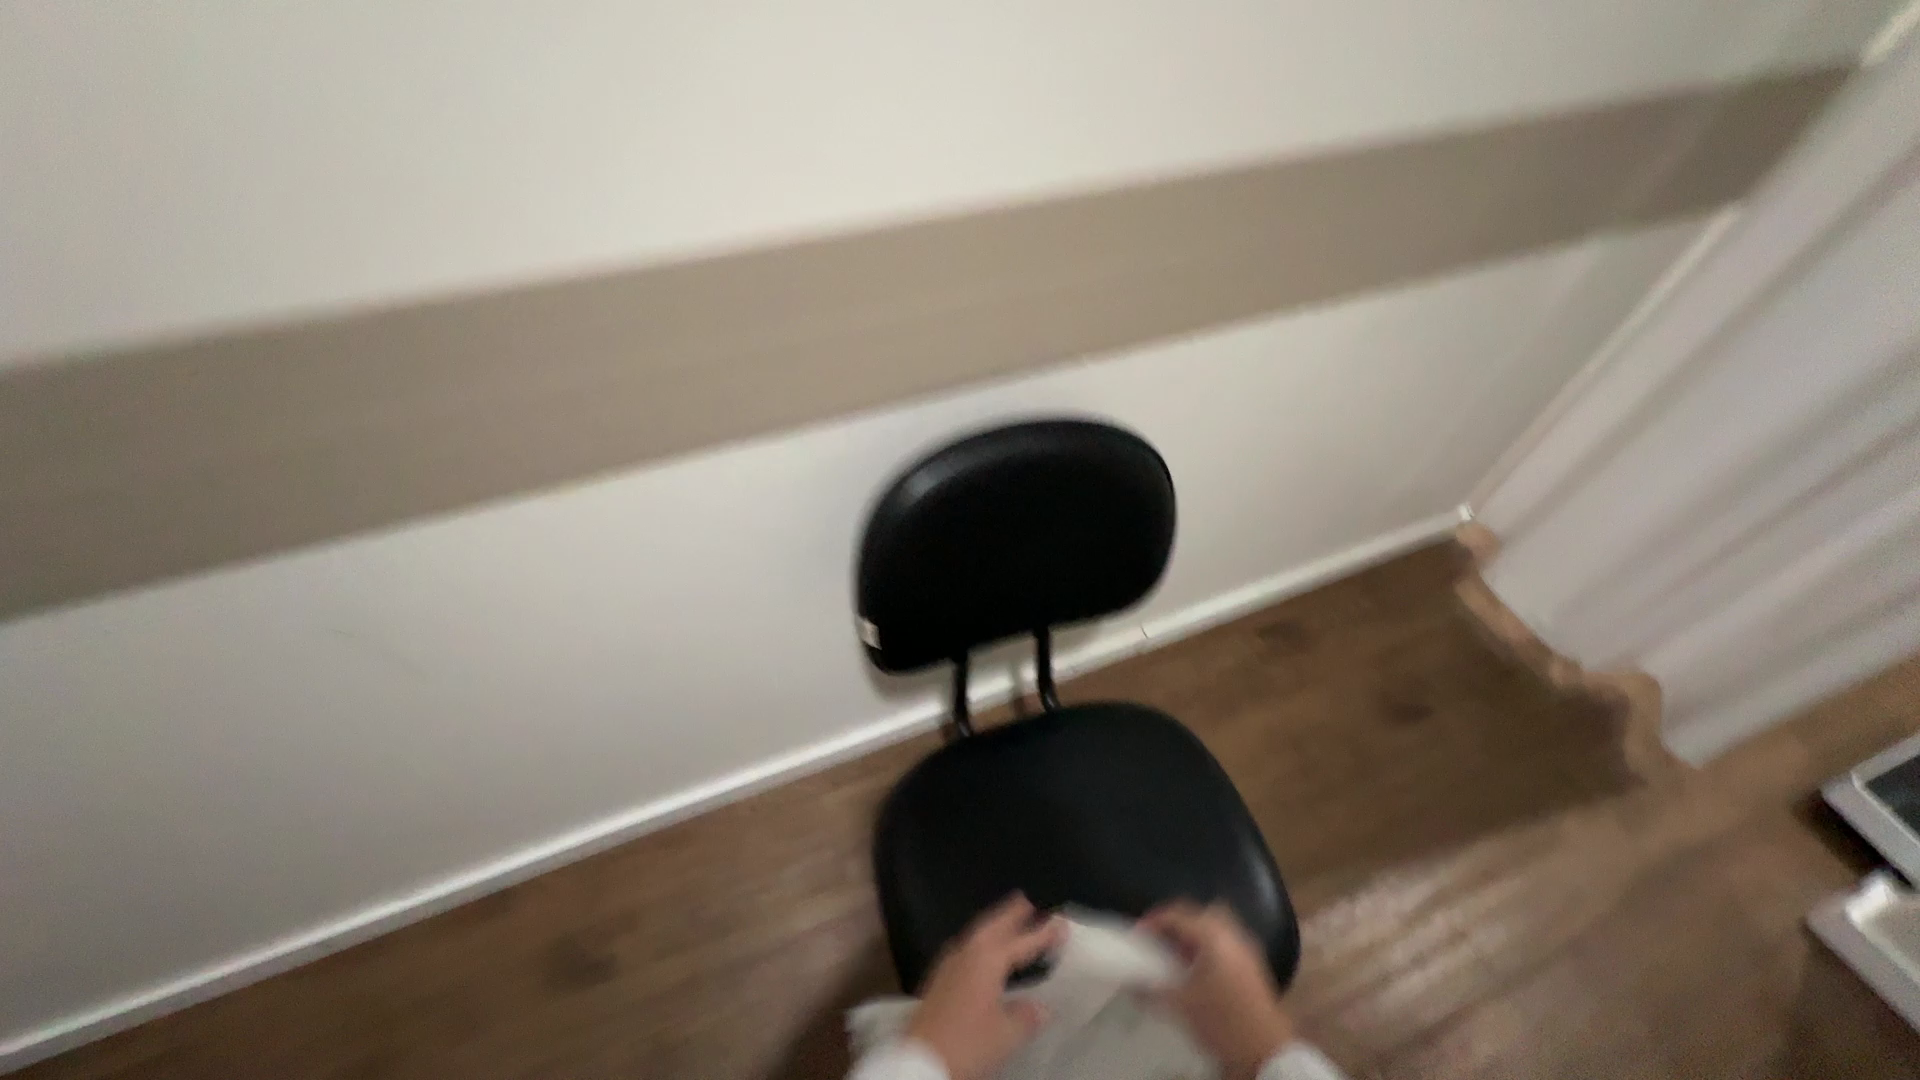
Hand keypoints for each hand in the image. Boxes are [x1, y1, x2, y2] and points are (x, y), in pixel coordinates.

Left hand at [906, 893, 1064, 1079]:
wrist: (919, 1060)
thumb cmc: (967, 1043)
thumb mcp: (1005, 1035)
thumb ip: (1027, 1016)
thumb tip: (1042, 1007)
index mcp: (988, 958)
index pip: (1023, 941)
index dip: (1044, 933)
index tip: (1062, 921)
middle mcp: (967, 951)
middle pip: (995, 924)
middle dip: (1013, 912)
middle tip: (1030, 900)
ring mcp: (949, 962)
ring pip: (978, 933)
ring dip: (996, 924)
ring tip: (1011, 920)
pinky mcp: (939, 976)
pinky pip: (968, 946)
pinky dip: (982, 940)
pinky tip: (985, 952)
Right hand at [1140, 901, 1294, 1079]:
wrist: (1268, 1053)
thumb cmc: (1223, 1022)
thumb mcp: (1181, 1005)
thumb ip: (1151, 990)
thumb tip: (1130, 982)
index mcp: (1213, 935)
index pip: (1177, 914)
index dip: (1153, 921)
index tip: (1137, 935)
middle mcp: (1232, 935)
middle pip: (1199, 914)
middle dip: (1176, 922)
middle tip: (1158, 939)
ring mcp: (1246, 950)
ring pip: (1215, 928)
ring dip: (1193, 935)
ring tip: (1176, 955)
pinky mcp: (1253, 967)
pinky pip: (1226, 943)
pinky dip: (1207, 947)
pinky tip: (1197, 971)